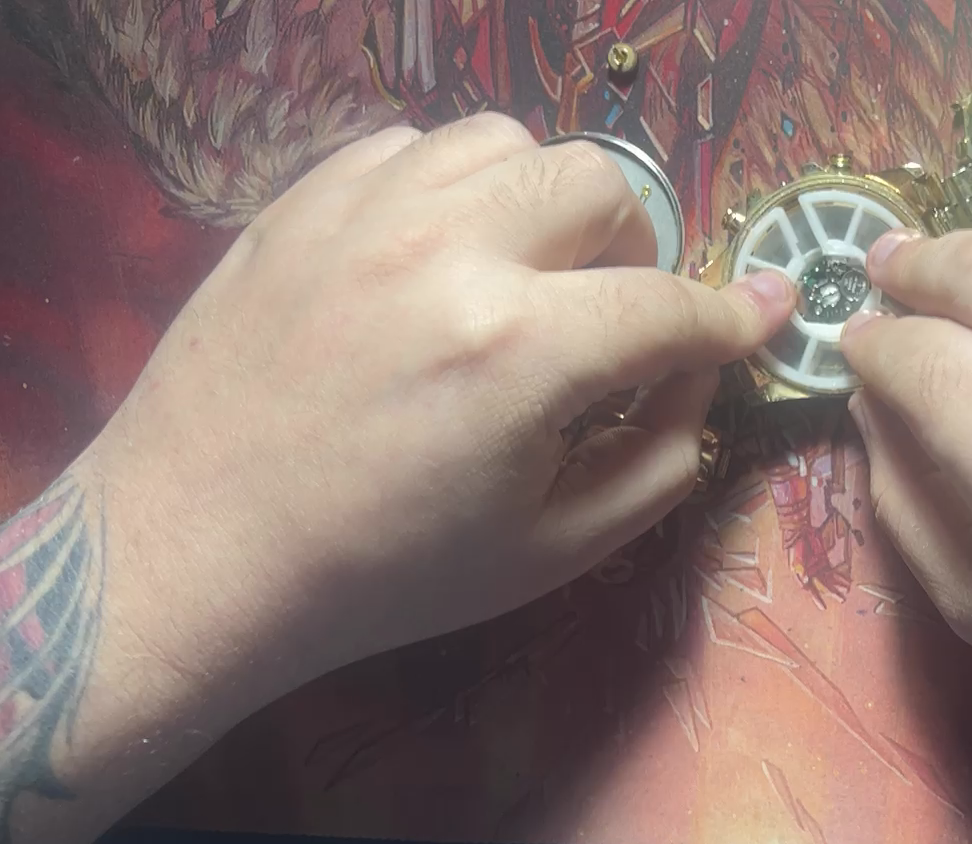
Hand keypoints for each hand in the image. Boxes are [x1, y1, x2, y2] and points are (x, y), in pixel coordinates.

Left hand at [86, 114, 793, 691]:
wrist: (199, 557)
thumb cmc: (403, 570)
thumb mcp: (572, 543)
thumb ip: (669, 452)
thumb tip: (702, 374)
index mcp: (519, 351)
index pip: (670, 305)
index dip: (737, 313)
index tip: (772, 310)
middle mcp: (444, 250)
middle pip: (602, 183)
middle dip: (641, 254)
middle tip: (617, 321)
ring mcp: (359, 211)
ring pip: (513, 144)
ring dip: (559, 212)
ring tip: (539, 281)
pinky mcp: (298, 203)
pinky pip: (421, 148)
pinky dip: (472, 195)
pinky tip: (455, 263)